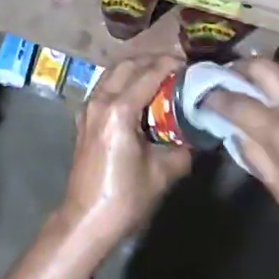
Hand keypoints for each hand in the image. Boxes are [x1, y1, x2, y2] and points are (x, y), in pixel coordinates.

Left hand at [56, 56, 193, 245]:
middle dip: (151, 62)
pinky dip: (123, 83)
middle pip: (126, 66)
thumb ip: (182, 147)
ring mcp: (87, 107)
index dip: (169, 65)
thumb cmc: (126, 196)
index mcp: (118, 110)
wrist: (87, 216)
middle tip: (176, 67)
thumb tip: (194, 132)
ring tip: (161, 77)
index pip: (147, 75)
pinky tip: (140, 95)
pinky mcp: (84, 118)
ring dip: (135, 70)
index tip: (189, 63)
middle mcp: (99, 101)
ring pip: (112, 74)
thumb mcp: (163, 172)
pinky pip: (105, 88)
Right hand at [204, 58, 278, 278]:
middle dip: (234, 70)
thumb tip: (229, 128)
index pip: (236, 100)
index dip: (212, 97)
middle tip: (221, 82)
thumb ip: (253, 155)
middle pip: (260, 68)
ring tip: (246, 84)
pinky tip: (277, 95)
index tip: (198, 98)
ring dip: (258, 70)